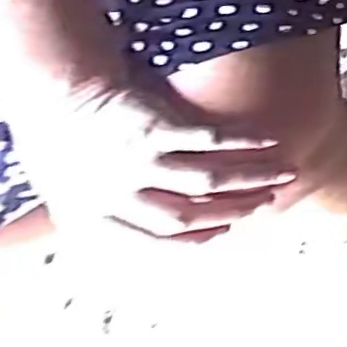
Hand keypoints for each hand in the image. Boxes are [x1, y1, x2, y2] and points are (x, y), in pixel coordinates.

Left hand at [5, 79, 294, 244]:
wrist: (61, 106)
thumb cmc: (77, 155)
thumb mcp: (79, 196)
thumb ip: (118, 217)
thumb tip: (173, 232)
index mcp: (92, 220)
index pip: (157, 240)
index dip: (201, 236)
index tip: (233, 226)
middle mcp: (115, 196)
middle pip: (188, 213)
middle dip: (237, 208)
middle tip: (270, 197)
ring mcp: (136, 162)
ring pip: (207, 180)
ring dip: (254, 177)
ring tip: (285, 170)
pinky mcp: (155, 130)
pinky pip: (210, 140)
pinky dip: (246, 141)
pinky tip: (271, 140)